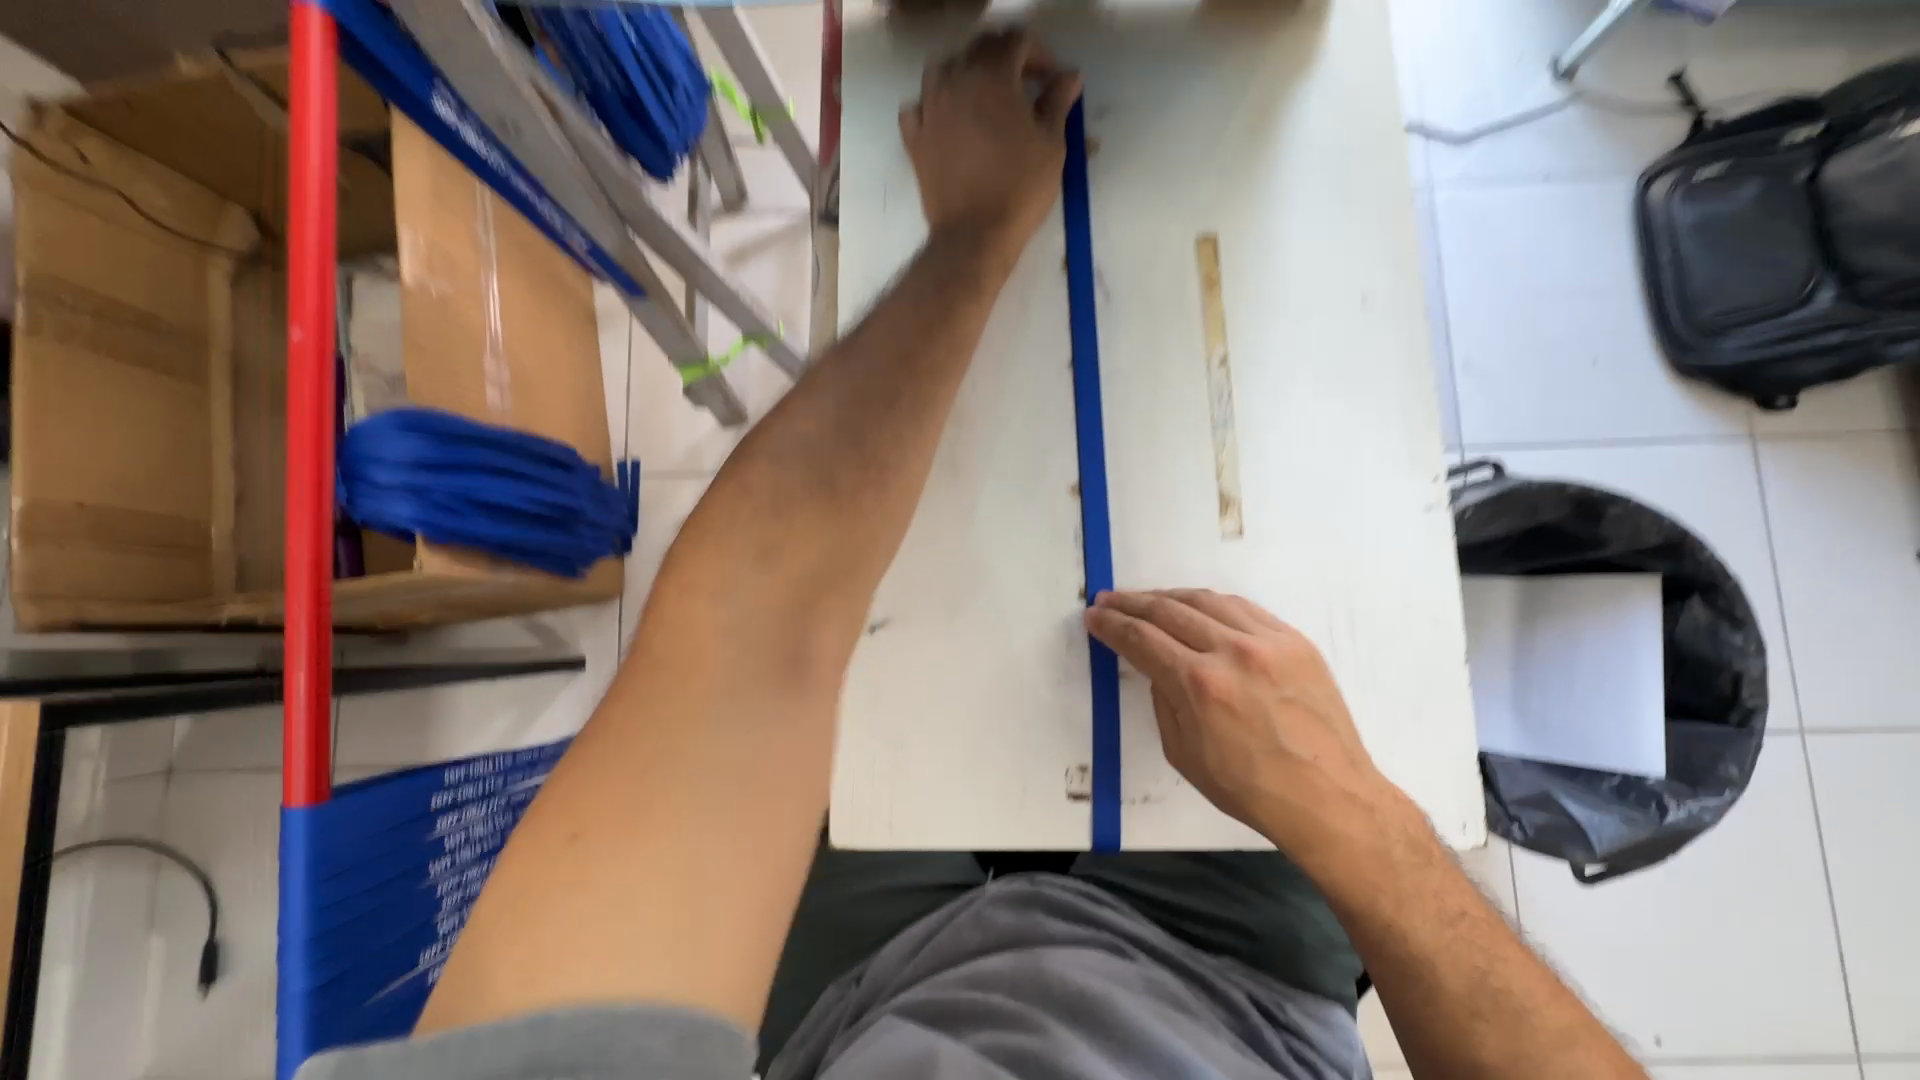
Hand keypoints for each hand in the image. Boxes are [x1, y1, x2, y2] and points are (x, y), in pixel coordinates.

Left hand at [900, 29, 1081, 260]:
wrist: (975, 234)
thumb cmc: (1020, 188)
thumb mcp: (1052, 144)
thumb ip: (1057, 102)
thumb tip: (1069, 76)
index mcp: (992, 77)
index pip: (1015, 42)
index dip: (1038, 54)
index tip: (1050, 79)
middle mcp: (955, 82)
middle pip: (978, 50)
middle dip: (1004, 59)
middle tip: (1024, 86)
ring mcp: (929, 109)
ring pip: (942, 70)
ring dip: (965, 74)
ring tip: (983, 98)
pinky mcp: (914, 138)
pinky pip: (917, 107)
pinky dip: (933, 106)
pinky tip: (948, 120)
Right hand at [1085, 590, 1407, 860]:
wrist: (1328, 797)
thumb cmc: (1249, 789)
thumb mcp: (1183, 755)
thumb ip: (1164, 702)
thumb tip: (1158, 667)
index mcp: (1199, 685)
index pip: (1142, 639)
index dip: (1112, 625)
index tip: (1094, 617)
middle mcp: (1231, 652)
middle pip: (1169, 610)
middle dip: (1131, 603)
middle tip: (1110, 600)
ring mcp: (1268, 642)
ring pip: (1206, 600)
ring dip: (1169, 596)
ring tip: (1148, 600)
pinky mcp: (1295, 641)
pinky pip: (1243, 608)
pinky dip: (1212, 603)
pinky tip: (1197, 607)